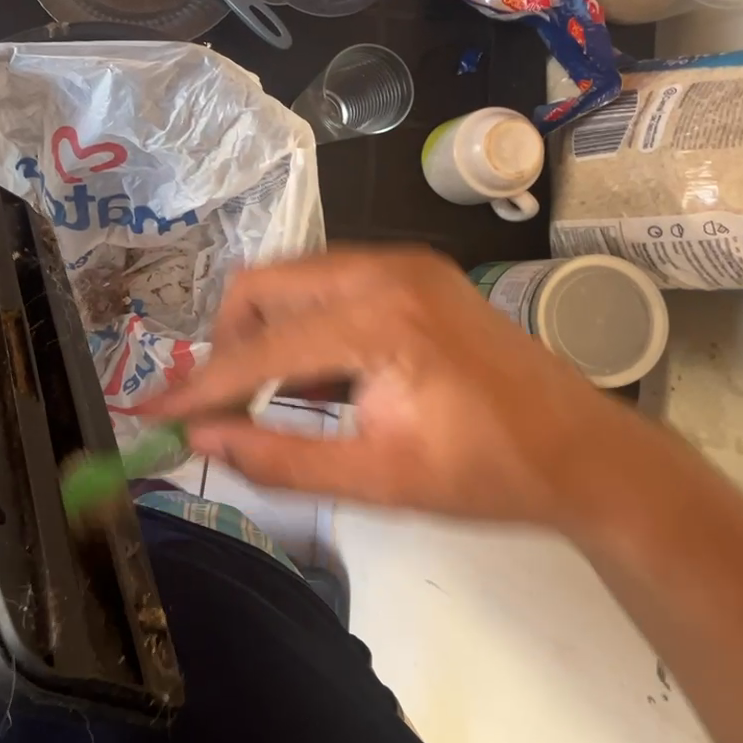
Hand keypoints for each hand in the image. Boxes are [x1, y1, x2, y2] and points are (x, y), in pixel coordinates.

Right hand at [141, 247, 649, 530]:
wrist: (590, 455)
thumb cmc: (488, 474)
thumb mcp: (377, 480)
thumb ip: (278, 459)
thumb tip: (201, 441)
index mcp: (380, 318)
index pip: (261, 349)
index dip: (200, 388)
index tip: (151, 413)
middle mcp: (383, 270)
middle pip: (261, 287)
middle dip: (228, 347)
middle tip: (224, 405)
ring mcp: (400, 262)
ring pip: (287, 280)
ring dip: (263, 334)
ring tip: (273, 395)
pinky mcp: (409, 270)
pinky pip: (321, 283)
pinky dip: (300, 325)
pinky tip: (317, 375)